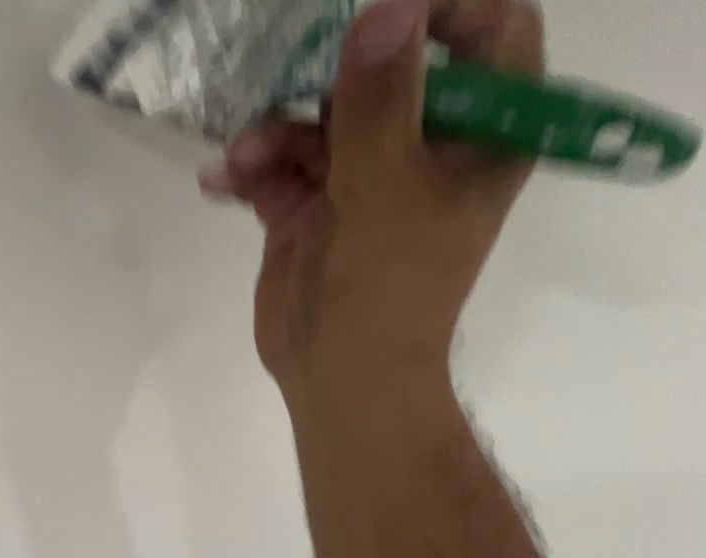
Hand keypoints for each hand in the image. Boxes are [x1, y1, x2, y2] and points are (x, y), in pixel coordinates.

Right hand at [200, 0, 545, 391]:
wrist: (338, 372)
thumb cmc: (387, 283)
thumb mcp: (385, 184)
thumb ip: (378, 99)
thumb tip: (386, 6)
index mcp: (482, 132)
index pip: (488, 33)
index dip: (440, 7)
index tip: (370, 13)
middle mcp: (425, 146)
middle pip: (383, 75)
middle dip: (324, 78)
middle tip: (280, 79)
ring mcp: (362, 181)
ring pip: (317, 126)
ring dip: (271, 135)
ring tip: (239, 159)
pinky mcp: (309, 213)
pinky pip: (276, 172)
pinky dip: (246, 173)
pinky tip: (218, 182)